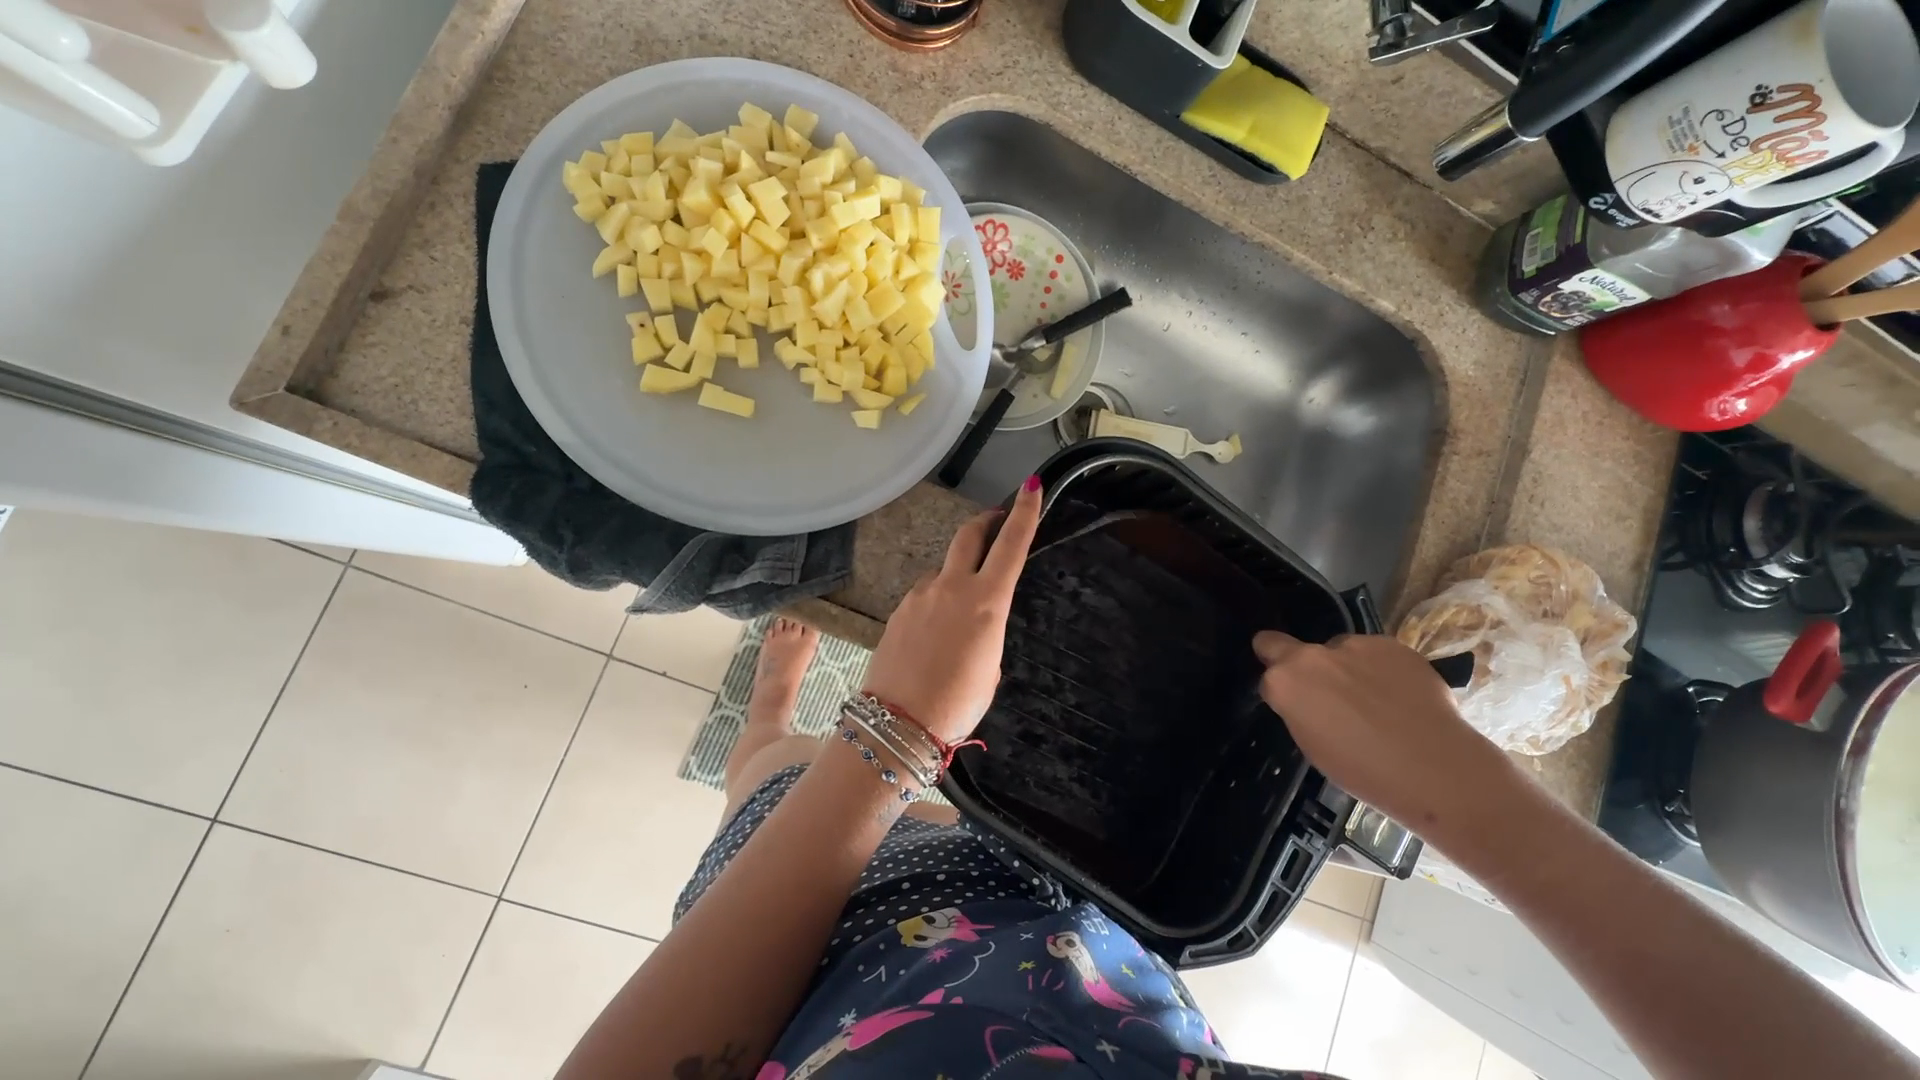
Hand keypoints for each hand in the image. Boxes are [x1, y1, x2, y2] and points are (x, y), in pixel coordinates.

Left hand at [863, 476, 1042, 742]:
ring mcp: (919, 596)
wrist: (897, 723)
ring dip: (957, 574)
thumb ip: (987, 633)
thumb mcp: (991, 669)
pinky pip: (924, 595)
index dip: (1025, 512)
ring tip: (963, 611)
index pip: (1010, 544)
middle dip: (986, 521)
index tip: (1032, 485)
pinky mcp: (898, 611)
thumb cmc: (957, 704)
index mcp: (985, 601)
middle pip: (969, 535)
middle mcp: (951, 588)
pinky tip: (936, 633)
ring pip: (944, 570)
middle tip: (996, 520)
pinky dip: (936, 602)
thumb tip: (974, 624)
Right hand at [1252, 631, 1521, 840]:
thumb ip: (1300, 709)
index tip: (1296, 702)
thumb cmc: (1362, 770)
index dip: (1280, 685)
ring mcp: (1356, 645)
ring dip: (1349, 669)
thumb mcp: (1312, 745)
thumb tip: (1308, 700)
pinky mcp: (1393, 645)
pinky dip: (1383, 670)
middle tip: (1331, 698)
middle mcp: (1314, 655)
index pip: (1266, 666)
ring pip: (1341, 651)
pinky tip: (1402, 699)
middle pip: (1295, 648)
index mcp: (1285, 681)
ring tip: (1378, 702)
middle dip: (1306, 666)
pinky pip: (1376, 654)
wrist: (1433, 767)